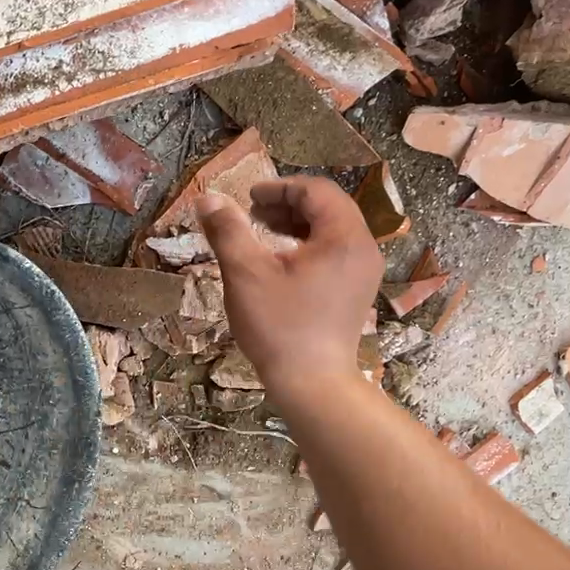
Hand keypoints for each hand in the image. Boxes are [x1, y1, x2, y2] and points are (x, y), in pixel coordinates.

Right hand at [195, 177, 382, 395]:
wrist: (311, 381)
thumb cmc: (279, 326)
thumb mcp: (245, 274)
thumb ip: (227, 231)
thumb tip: (206, 198)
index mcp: (343, 237)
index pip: (317, 191)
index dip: (279, 188)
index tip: (247, 198)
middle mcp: (362, 249)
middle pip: (328, 208)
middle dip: (287, 205)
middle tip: (251, 213)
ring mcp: (363, 272)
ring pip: (331, 230)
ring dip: (295, 224)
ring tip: (261, 232)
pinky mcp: (356, 292)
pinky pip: (334, 253)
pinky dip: (306, 246)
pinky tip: (280, 262)